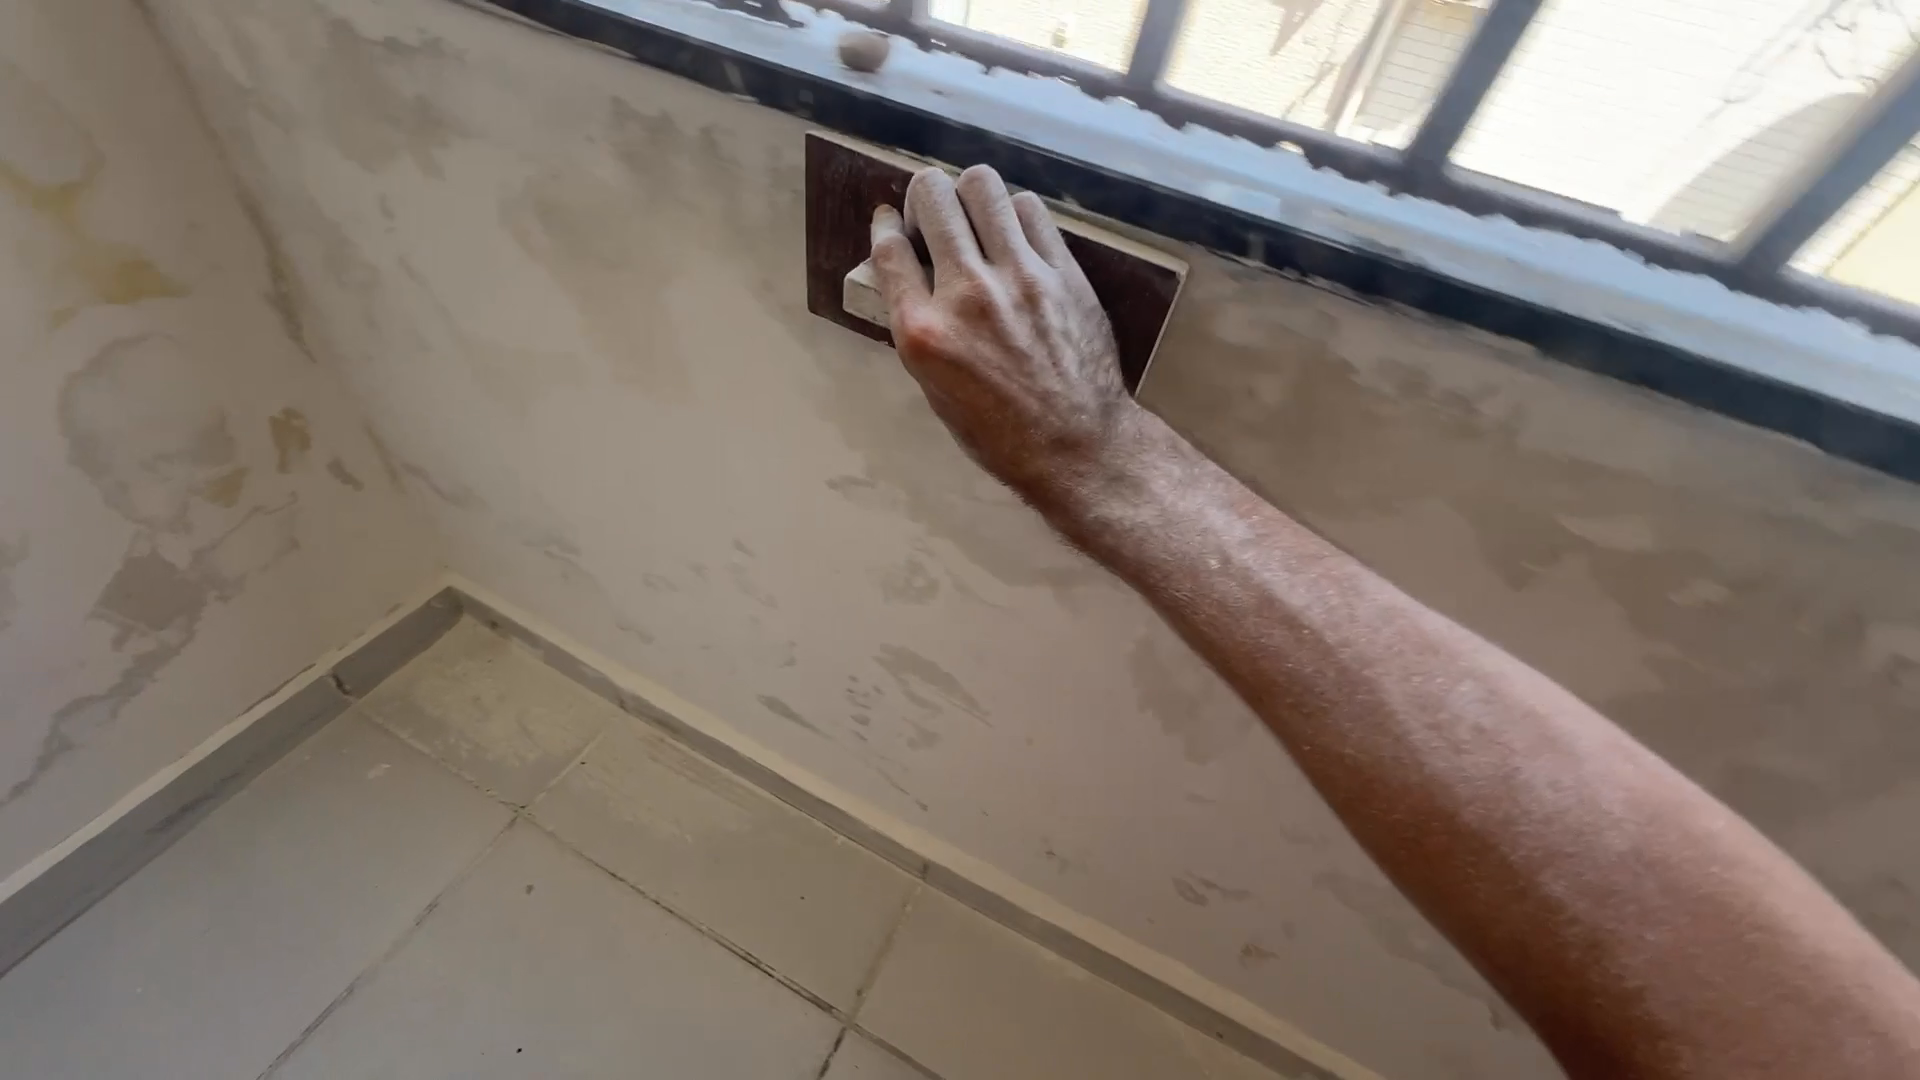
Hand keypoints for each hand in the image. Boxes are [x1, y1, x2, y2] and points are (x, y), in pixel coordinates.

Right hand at [869, 165, 1136, 510]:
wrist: (1077, 447)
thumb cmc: (999, 436)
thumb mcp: (937, 393)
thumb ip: (921, 331)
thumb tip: (915, 279)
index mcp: (924, 333)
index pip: (890, 250)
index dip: (886, 227)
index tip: (891, 222)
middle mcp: (966, 294)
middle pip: (932, 196)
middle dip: (925, 197)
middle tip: (935, 215)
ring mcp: (1019, 277)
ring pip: (983, 185)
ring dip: (970, 195)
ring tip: (977, 219)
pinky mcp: (1062, 271)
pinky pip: (1030, 210)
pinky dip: (1015, 216)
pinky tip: (1017, 239)